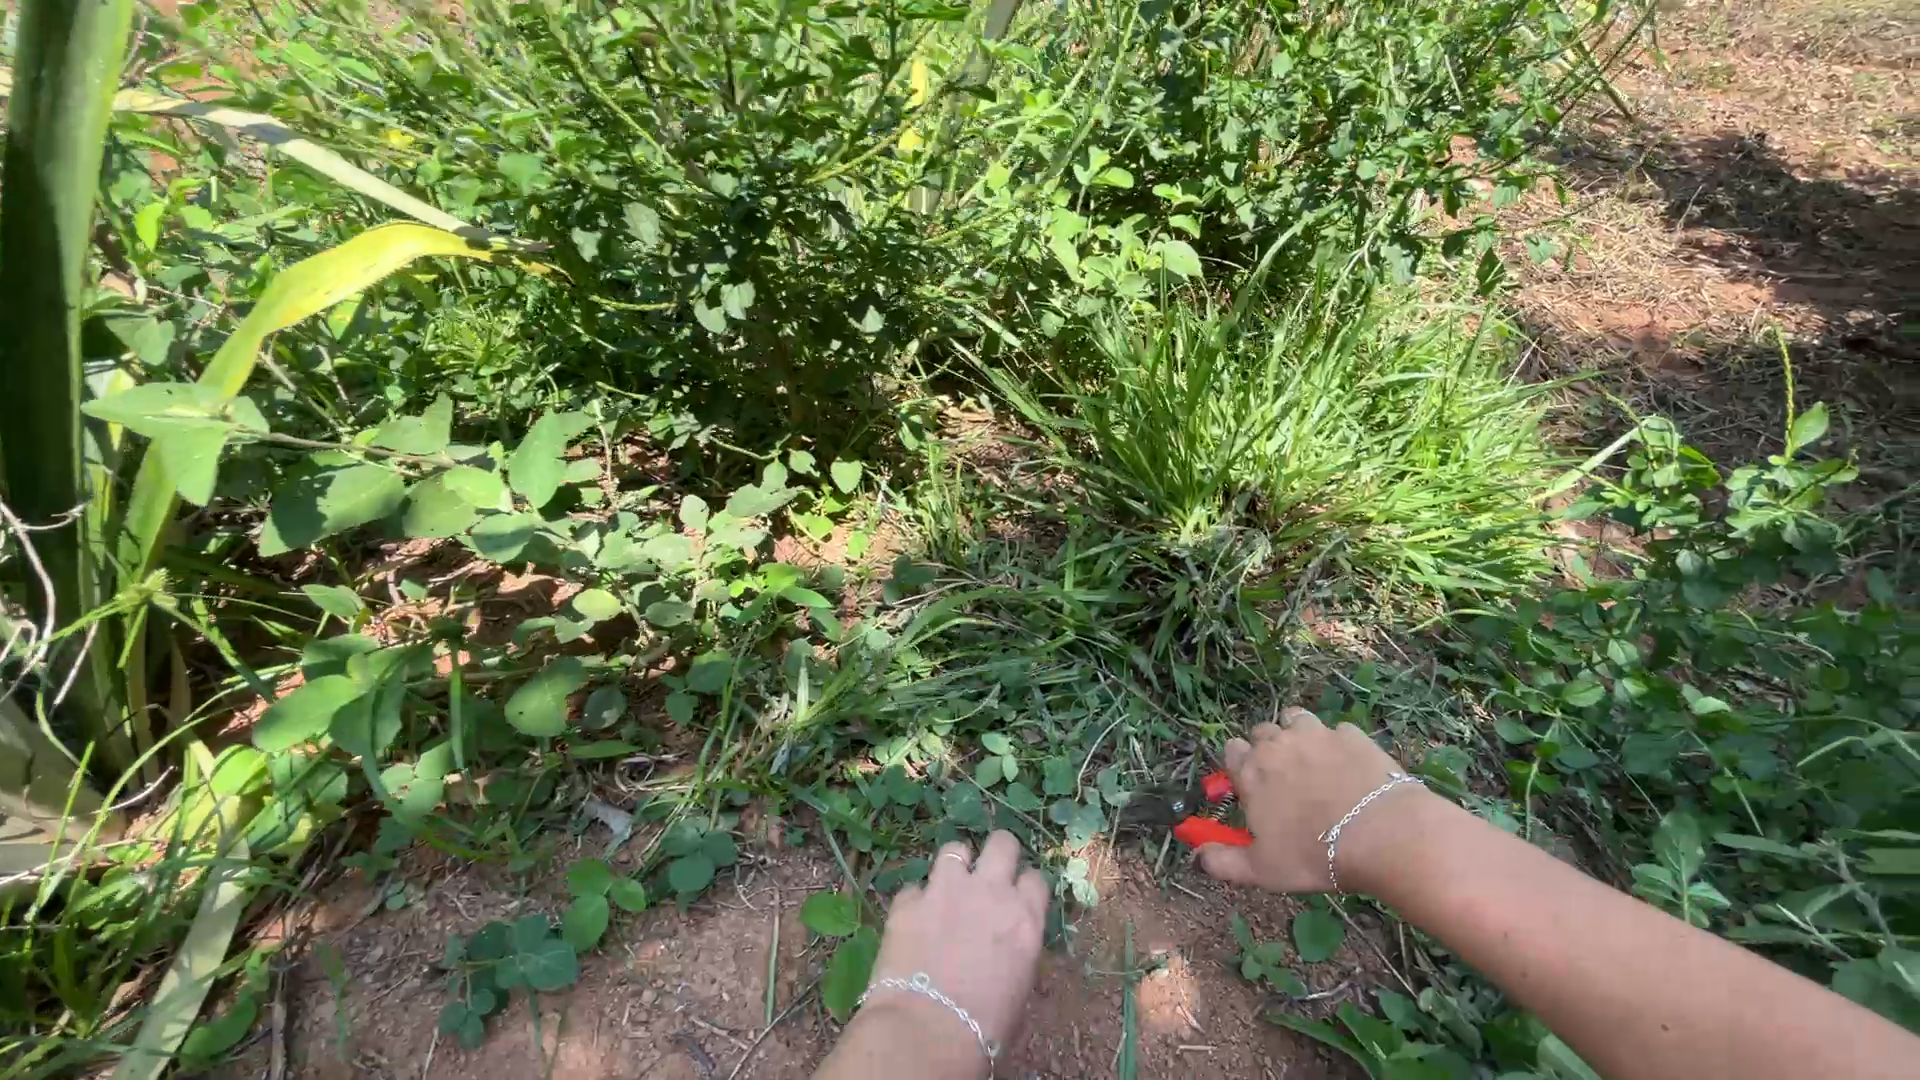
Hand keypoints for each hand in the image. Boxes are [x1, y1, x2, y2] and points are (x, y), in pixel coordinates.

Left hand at [865, 831, 1048, 1058]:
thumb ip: (1018, 954)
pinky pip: (914, 887)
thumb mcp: (1019, 993)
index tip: (1018, 897)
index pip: (1036, 878)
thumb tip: (1010, 949)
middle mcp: (990, 892)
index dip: (1025, 886)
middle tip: (988, 875)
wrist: (927, 1034)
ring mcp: (946, 890)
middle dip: (998, 853)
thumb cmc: (984, 1030)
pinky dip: (916, 901)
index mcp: (1024, 919)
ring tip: (949, 887)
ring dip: (955, 866)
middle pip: (1002, 843)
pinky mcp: (908, 901)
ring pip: (955, 849)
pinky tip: (913, 920)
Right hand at [1197, 706, 1429, 892]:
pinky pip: (1337, 730)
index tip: (1252, 786)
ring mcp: (1315, 734)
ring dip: (1297, 734)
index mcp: (1251, 772)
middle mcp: (1277, 744)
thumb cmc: (1315, 854)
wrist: (1383, 835)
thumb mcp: (1263, 870)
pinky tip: (1350, 766)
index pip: (1231, 750)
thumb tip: (1197, 857)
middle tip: (1285, 779)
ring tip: (1313, 761)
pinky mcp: (1352, 735)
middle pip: (1261, 731)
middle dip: (1267, 748)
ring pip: (1295, 719)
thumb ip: (1223, 862)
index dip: (1240, 765)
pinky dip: (1338, 743)